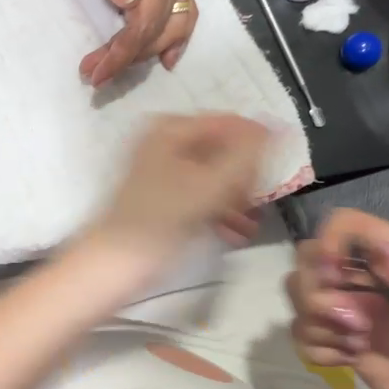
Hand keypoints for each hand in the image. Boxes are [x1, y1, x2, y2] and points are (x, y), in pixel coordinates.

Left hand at [51, 0, 194, 84]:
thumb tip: (132, 0)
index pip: (146, 21)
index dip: (123, 52)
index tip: (96, 73)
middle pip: (162, 28)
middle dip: (130, 57)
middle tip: (95, 74)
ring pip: (175, 24)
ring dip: (147, 52)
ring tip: (115, 69)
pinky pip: (179, 12)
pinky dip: (171, 38)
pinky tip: (162, 57)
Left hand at [89, 115, 266, 266]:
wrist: (110, 266)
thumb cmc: (159, 222)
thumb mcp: (209, 186)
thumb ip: (247, 155)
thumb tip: (278, 128)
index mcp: (170, 128)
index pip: (230, 122)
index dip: (258, 145)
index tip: (278, 172)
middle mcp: (162, 141)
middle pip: (222, 149)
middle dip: (246, 176)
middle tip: (261, 201)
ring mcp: (159, 170)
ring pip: (213, 175)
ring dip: (236, 197)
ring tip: (252, 222)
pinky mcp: (159, 199)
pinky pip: (200, 195)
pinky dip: (219, 210)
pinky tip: (236, 233)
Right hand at [285, 209, 388, 388]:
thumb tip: (387, 254)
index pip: (350, 225)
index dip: (330, 241)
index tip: (335, 276)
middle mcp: (374, 280)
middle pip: (311, 255)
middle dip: (317, 288)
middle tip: (354, 324)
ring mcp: (355, 314)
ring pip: (298, 292)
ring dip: (316, 320)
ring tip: (355, 346)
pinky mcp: (343, 347)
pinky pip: (301, 333)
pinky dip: (315, 347)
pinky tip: (347, 362)